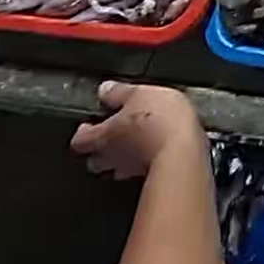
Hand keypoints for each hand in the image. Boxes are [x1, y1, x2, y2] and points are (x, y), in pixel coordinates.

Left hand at [69, 81, 207, 179]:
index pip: (79, 140)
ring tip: (135, 139)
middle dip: (100, 148)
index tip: (89, 122)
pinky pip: (141, 169)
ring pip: (117, 167)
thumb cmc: (159, 124)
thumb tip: (106, 89)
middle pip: (95, 158)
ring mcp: (132, 170)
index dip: (82, 132)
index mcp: (105, 136)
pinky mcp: (152, 175)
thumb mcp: (139, 94)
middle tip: (110, 131)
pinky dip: (145, 159)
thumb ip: (119, 92)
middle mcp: (113, 157)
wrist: (184, 153)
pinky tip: (157, 147)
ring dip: (123, 155)